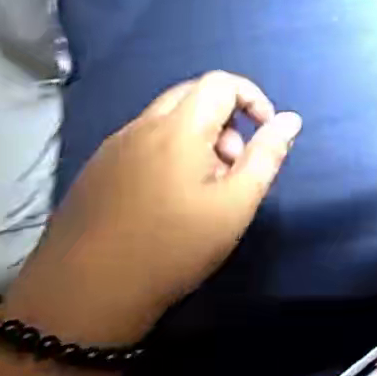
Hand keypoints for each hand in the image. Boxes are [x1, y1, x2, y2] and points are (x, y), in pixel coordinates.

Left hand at [6, 72, 301, 345]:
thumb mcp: (236, 204)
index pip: (220, 82)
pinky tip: (173, 200)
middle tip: (238, 163)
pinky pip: (145, 141)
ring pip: (167, 119)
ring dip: (201, 137)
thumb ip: (267, 156)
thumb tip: (290, 119)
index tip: (267, 134)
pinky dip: (173, 152)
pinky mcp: (97, 170)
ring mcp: (113, 147)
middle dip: (228, 117)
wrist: (86, 293)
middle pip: (192, 94)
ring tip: (209, 188)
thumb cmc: (174, 246)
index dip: (254, 98)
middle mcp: (141, 127)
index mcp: (177, 129)